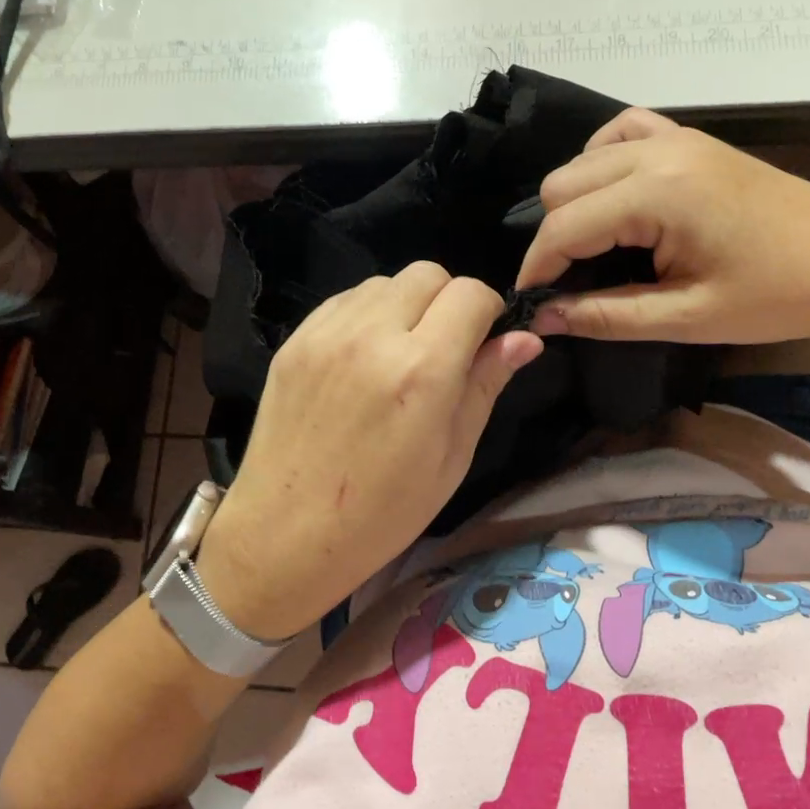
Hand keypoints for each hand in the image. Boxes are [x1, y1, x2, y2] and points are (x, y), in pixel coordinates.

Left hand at [197, 262, 543, 639]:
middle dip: (449, 302)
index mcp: (422, 369)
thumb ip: (485, 386)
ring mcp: (326, 333)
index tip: (485, 343)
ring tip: (401, 356)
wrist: (285, 534)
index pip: (470, 294)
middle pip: (428, 275)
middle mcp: (373, 335)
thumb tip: (524, 338)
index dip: (488, 313)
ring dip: (405, 305)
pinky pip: (345, 301)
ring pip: (384, 283)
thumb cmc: (382, 513)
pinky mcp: (295, 340)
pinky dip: (367, 315)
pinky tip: (364, 360)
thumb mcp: (451, 457)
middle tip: (445, 350)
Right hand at [515, 108, 809, 347]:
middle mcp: (658, 151)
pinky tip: (616, 198)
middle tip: (570, 285)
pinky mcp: (693, 140)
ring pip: (584, 159)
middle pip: (562, 185)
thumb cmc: (777, 297)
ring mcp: (677, 138)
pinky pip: (623, 133)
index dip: (536, 269)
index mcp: (656, 193)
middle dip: (553, 237)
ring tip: (593, 249)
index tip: (530, 306)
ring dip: (575, 203)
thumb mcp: (686, 317)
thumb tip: (542, 319)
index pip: (562, 226)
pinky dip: (604, 163)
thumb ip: (605, 316)